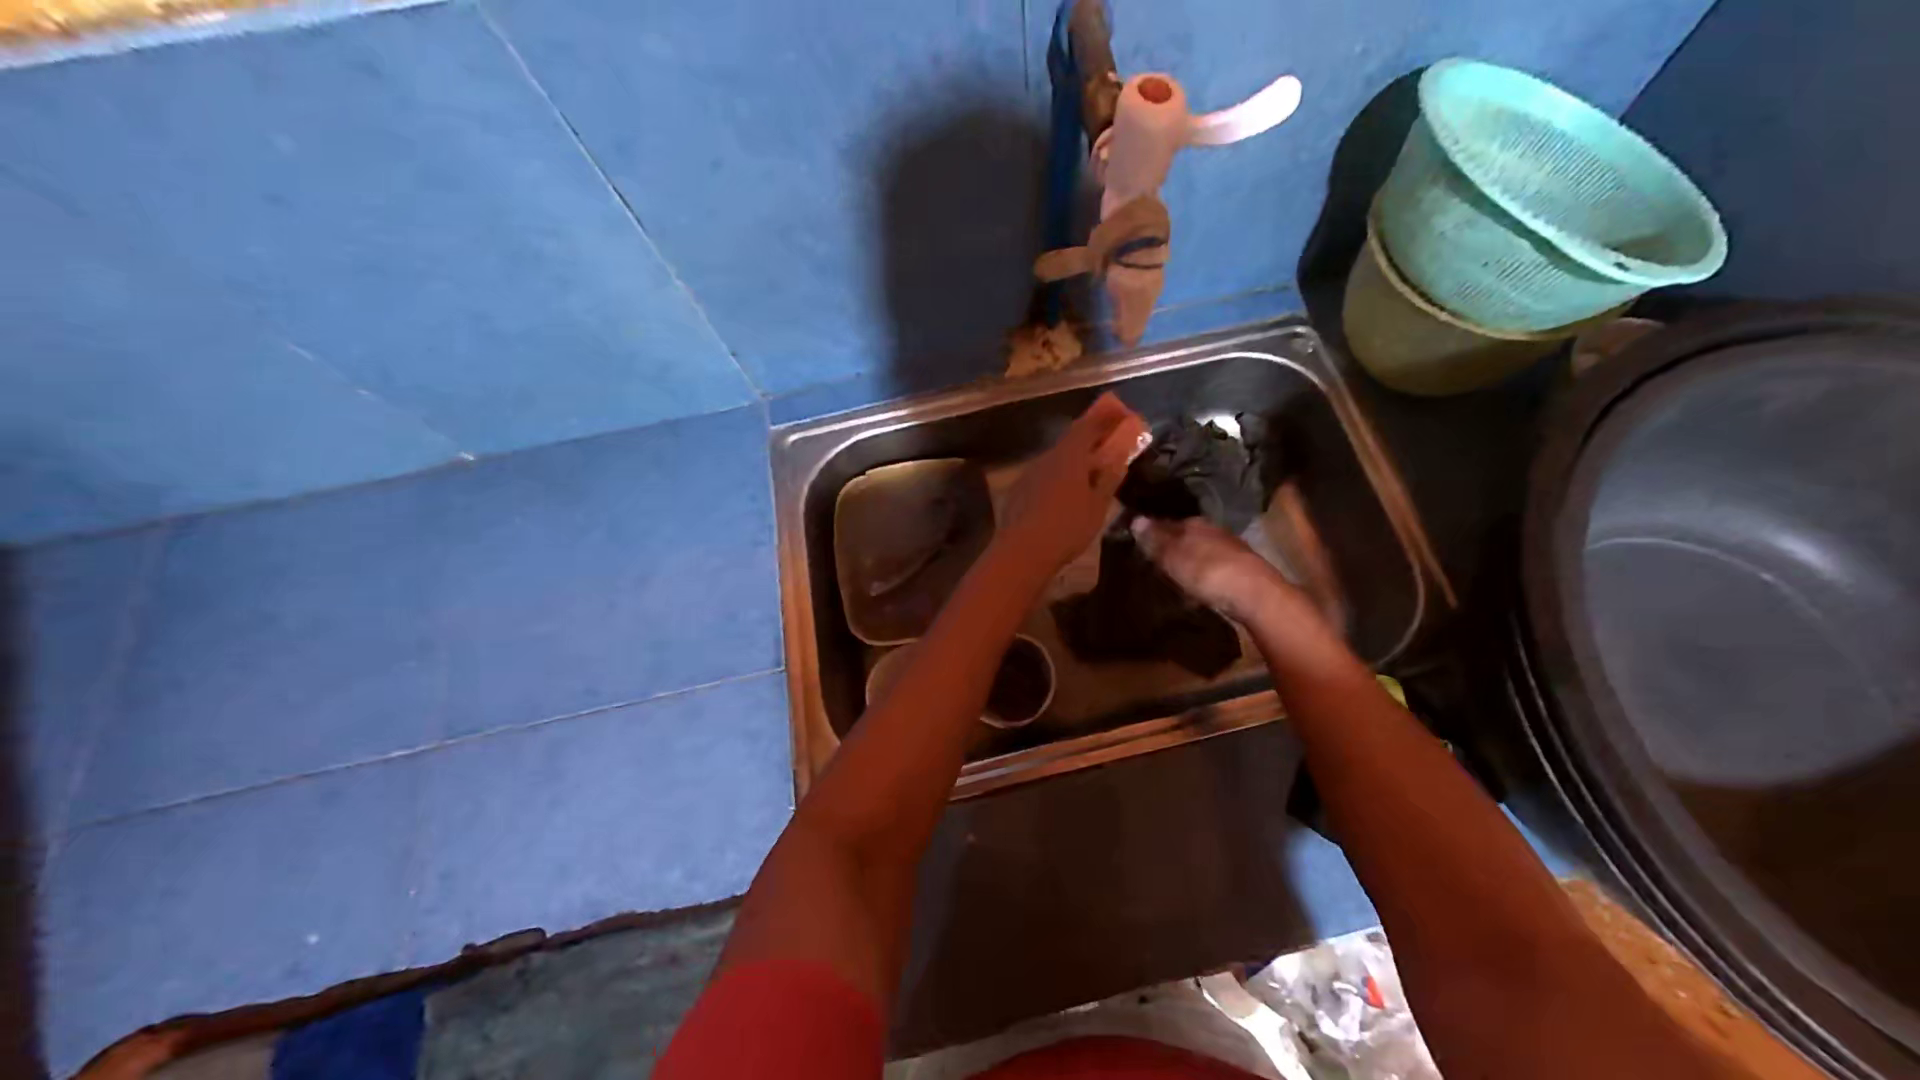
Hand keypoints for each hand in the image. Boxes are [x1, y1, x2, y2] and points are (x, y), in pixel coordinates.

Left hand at [998, 392, 1151, 575]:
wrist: (1022, 551)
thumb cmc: (1067, 528)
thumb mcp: (1097, 505)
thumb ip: (1108, 478)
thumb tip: (1118, 459)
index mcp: (1069, 456)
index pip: (1089, 425)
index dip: (1105, 415)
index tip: (1120, 411)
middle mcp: (1047, 457)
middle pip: (1071, 440)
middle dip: (1091, 438)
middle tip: (1108, 442)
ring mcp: (1030, 473)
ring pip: (1057, 459)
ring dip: (1074, 459)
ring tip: (1090, 470)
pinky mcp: (1019, 490)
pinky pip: (1045, 475)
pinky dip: (1059, 476)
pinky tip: (1065, 492)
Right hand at [1130, 516, 1296, 623]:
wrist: (1255, 595)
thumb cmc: (1207, 570)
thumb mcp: (1173, 555)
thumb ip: (1155, 539)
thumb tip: (1135, 519)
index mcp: (1194, 523)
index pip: (1166, 522)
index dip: (1151, 533)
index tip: (1137, 544)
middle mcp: (1212, 532)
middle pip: (1183, 537)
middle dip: (1169, 548)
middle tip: (1151, 563)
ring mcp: (1228, 552)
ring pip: (1198, 553)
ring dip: (1186, 563)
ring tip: (1170, 578)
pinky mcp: (1238, 572)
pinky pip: (1210, 570)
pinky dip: (1200, 576)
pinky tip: (1194, 588)